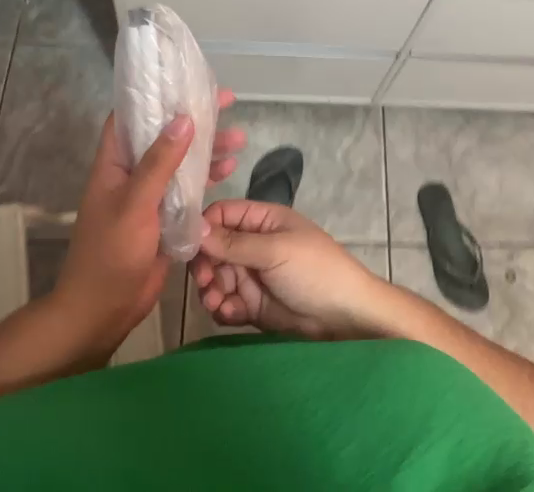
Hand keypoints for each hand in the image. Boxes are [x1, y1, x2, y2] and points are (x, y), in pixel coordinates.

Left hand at [52, 90, 244, 360]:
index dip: (158, 95)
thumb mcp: (134, 204)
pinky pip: (188, 188)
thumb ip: (160, 163)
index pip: (132, 116)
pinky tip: (229, 169)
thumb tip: (184, 119)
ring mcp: (149, 196)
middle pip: (165, 135)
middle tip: (228, 102)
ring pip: (182, 161)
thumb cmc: (110, 254)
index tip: (188, 80)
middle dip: (195, 119)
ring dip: (208, 149)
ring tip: (240, 138)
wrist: (102, 310)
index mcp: (114, 164)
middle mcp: (131, 173)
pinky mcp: (164, 217)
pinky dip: (208, 177)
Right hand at [190, 200, 396, 339]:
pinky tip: (231, 314)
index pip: (222, 215)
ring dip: (211, 291)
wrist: (345, 318)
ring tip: (217, 303)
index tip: (188, 249)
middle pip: (213, 249)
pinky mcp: (253, 306)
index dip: (203, 228)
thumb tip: (194, 228)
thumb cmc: (315, 271)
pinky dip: (223, 309)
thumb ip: (234, 243)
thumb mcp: (275, 251)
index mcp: (264, 221)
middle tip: (206, 282)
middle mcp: (255, 245)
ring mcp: (253, 276)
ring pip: (216, 279)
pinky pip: (226, 304)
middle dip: (205, 266)